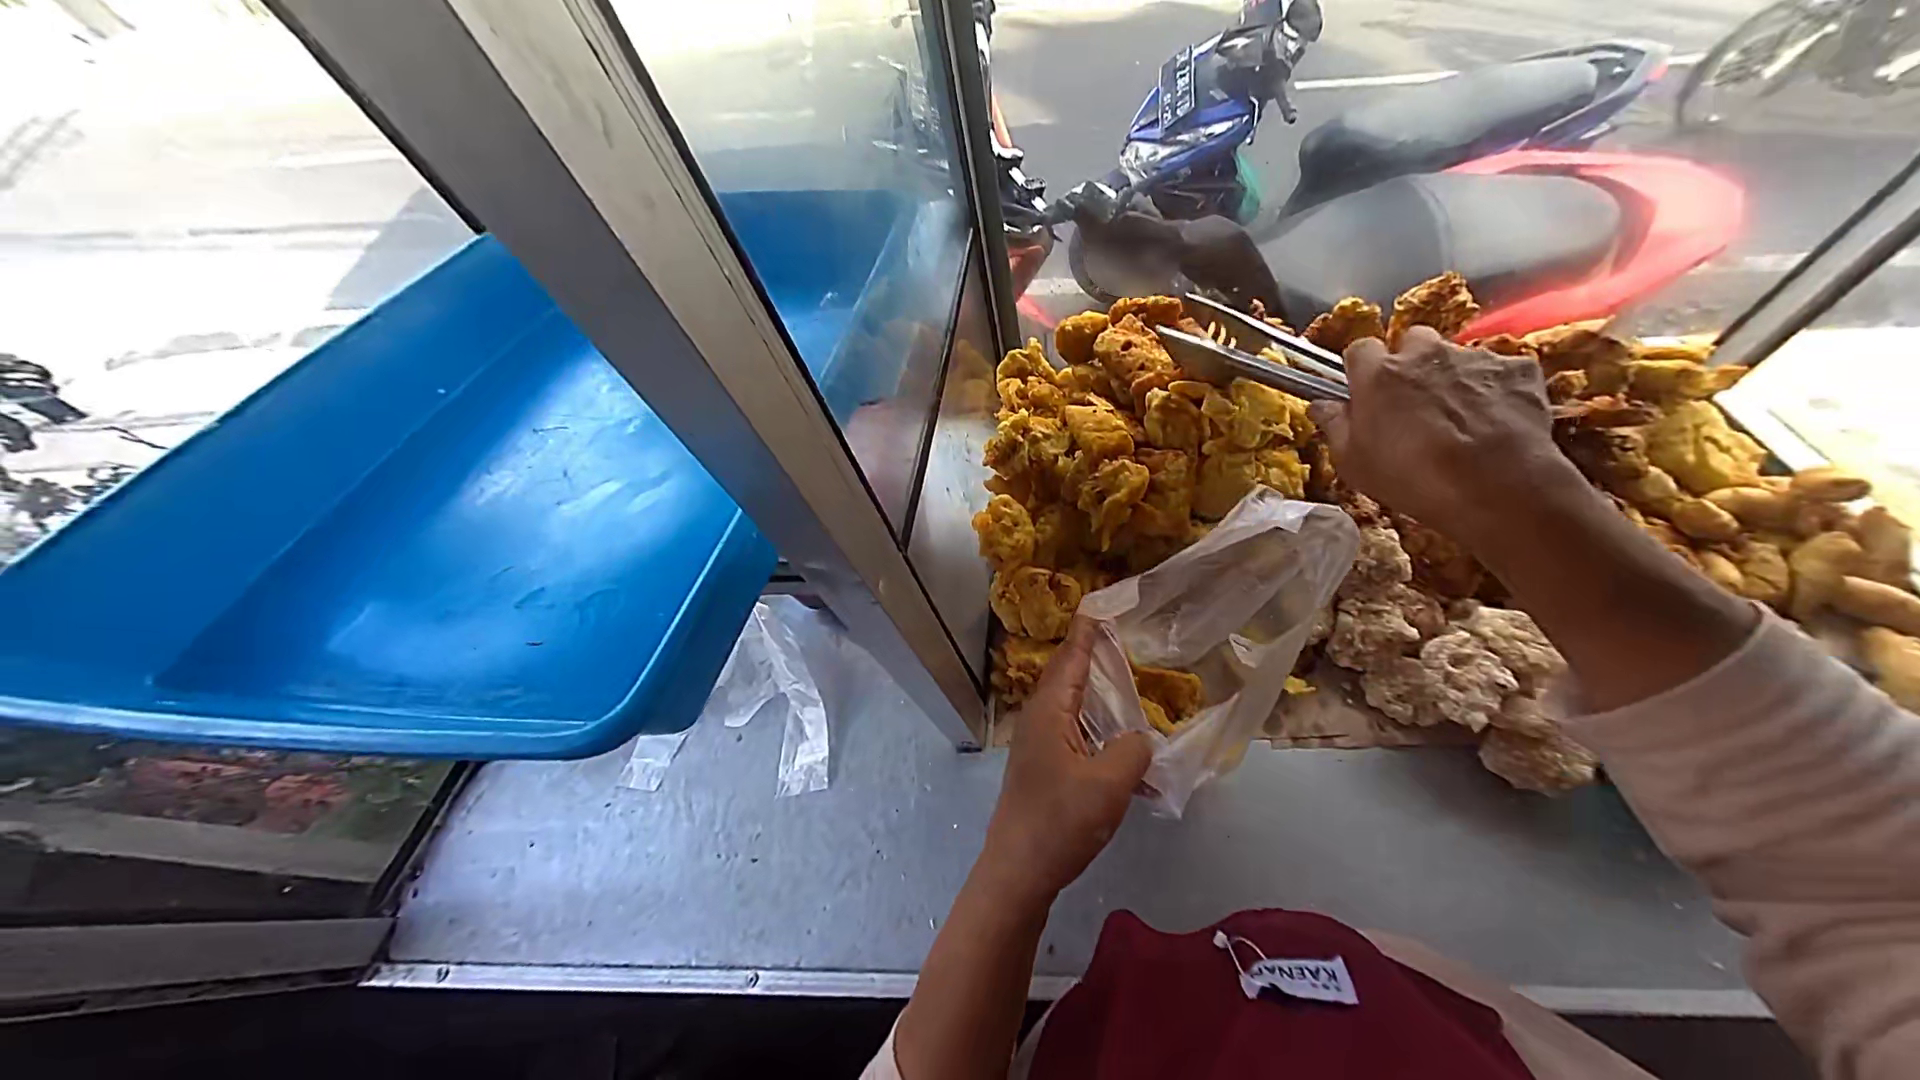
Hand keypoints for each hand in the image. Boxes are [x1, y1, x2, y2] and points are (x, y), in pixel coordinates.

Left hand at [978, 618, 1152, 907]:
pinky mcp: (1044, 767)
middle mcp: (1039, 719)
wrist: (1018, 870)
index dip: (1087, 631)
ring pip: (1072, 705)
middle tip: (1122, 636)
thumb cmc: (1059, 821)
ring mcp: (1039, 744)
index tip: (1101, 604)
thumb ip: (1133, 750)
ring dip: (1097, 691)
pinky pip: (1074, 731)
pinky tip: (1120, 739)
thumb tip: (1141, 738)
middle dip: (1093, 654)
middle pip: (1068, 676)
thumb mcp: (1108, 783)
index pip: (1071, 657)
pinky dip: (1097, 725)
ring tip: (1126, 679)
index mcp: (1049, 711)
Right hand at [1309, 326, 1582, 546]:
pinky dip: (1491, 389)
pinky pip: (1498, 371)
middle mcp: (1425, 354)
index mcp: (1378, 374)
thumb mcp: (1352, 462)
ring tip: (1455, 416)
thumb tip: (1321, 405)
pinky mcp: (1519, 369)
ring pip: (1455, 356)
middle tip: (1409, 400)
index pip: (1360, 348)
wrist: (1495, 488)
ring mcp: (1476, 358)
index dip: (1360, 368)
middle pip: (1411, 340)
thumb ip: (1334, 425)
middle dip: (1409, 362)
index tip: (1363, 390)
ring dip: (1449, 376)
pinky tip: (1491, 420)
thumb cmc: (1409, 477)